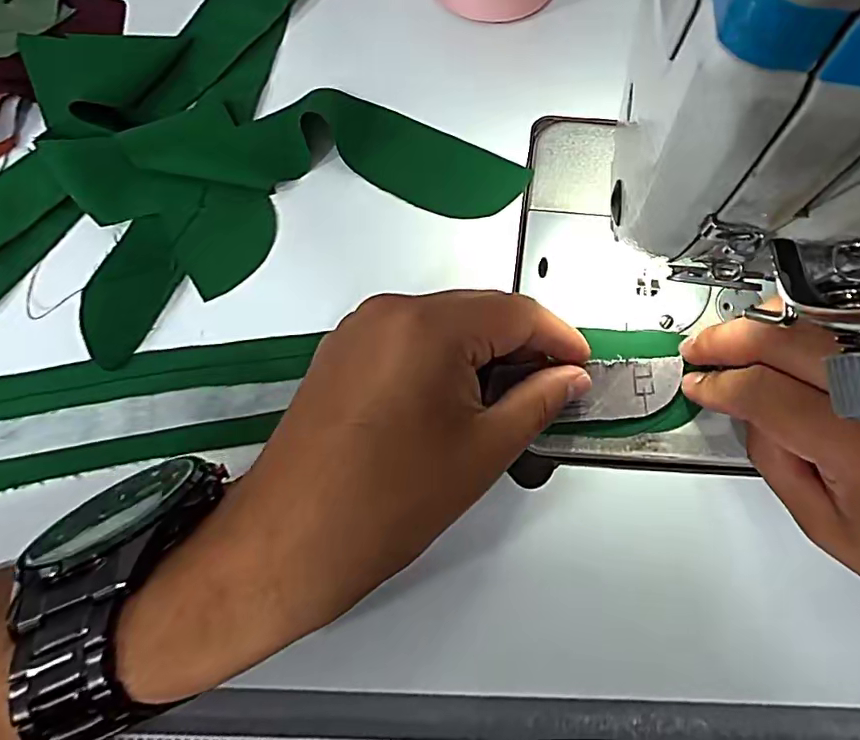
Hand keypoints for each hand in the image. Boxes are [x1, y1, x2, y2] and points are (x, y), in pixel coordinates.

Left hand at [116, 291, 590, 700]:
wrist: (280, 550)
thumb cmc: (374, 508)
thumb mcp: (482, 451)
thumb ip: (538, 401)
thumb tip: (567, 378)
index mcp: (427, 327)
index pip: (517, 311)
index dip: (559, 338)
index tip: (579, 362)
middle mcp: (390, 312)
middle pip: (482, 310)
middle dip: (525, 343)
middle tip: (555, 382)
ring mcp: (362, 328)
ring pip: (449, 321)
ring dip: (488, 349)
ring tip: (512, 395)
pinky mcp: (346, 349)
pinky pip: (415, 335)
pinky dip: (449, 356)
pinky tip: (464, 394)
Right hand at [680, 315, 859, 631]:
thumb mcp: (832, 529)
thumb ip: (777, 461)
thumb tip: (748, 413)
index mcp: (858, 445)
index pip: (759, 390)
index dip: (716, 383)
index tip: (698, 384)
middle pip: (779, 338)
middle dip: (726, 339)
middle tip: (700, 350)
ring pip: (812, 319)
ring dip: (763, 326)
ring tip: (733, 342)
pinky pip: (851, 326)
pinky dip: (810, 327)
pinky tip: (788, 341)